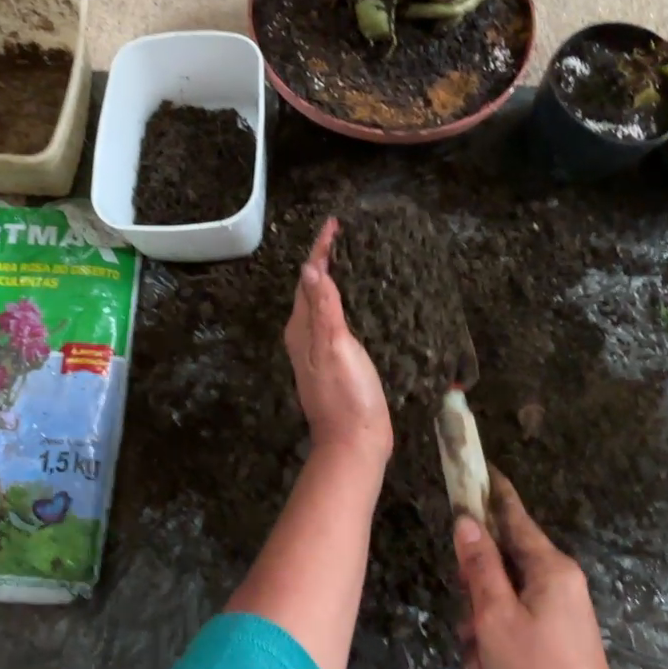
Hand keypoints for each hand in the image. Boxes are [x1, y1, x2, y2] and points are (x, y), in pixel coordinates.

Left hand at [285, 218, 391, 463]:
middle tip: (349, 236)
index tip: (336, 223)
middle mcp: (306, 335)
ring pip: (326, 303)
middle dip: (328, 260)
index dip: (321, 249)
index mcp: (301, 327)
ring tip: (358, 260)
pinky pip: (339, 320)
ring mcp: (321, 350)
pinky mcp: (339, 361)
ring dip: (338, 280)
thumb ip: (324, 308)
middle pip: (314, 287)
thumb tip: (310, 268)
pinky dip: (349, 303)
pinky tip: (365, 303)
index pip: (309, 277)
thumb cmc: (345, 394)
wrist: (355, 445)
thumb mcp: (334, 346)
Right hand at [454, 471, 607, 668]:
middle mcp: (559, 583)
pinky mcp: (559, 642)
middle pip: (503, 563)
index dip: (491, 491)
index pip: (514, 515)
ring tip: (482, 661)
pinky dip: (498, 646)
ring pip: (504, 601)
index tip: (474, 465)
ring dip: (484, 628)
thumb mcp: (497, 618)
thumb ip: (479, 566)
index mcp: (551, 568)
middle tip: (468, 622)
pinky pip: (517, 627)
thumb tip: (466, 519)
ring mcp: (561, 615)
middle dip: (477, 591)